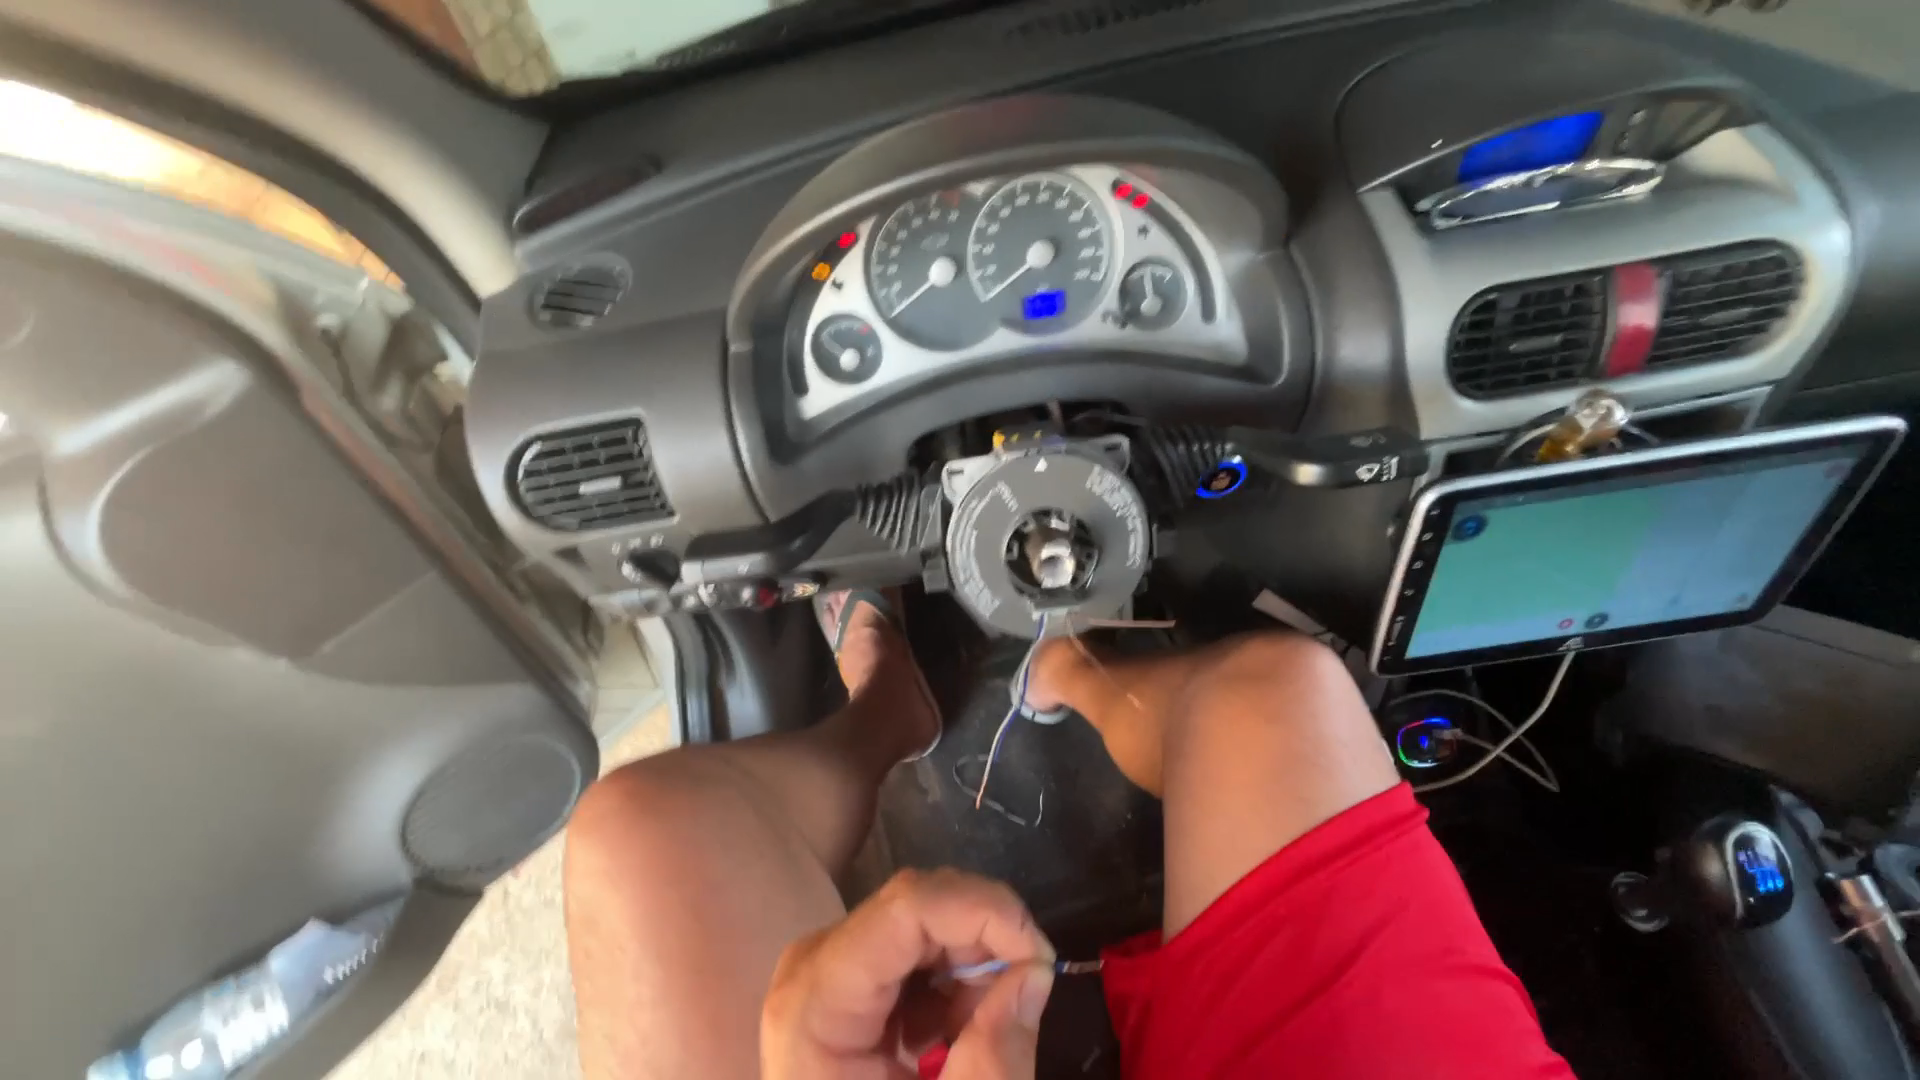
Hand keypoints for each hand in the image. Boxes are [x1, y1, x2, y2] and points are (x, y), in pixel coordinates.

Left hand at [762, 869, 1055, 1078]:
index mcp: (816, 1001)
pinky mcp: (845, 972)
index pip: (907, 908)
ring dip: (975, 962)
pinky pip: (914, 944)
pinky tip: (954, 1035)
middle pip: (918, 906)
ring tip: (982, 1034)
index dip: (984, 912)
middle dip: (986, 941)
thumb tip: (1036, 973)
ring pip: (924, 918)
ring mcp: (827, 961)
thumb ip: (993, 1061)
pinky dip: (954, 978)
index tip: (1042, 962)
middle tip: (1025, 1003)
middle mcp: (815, 961)